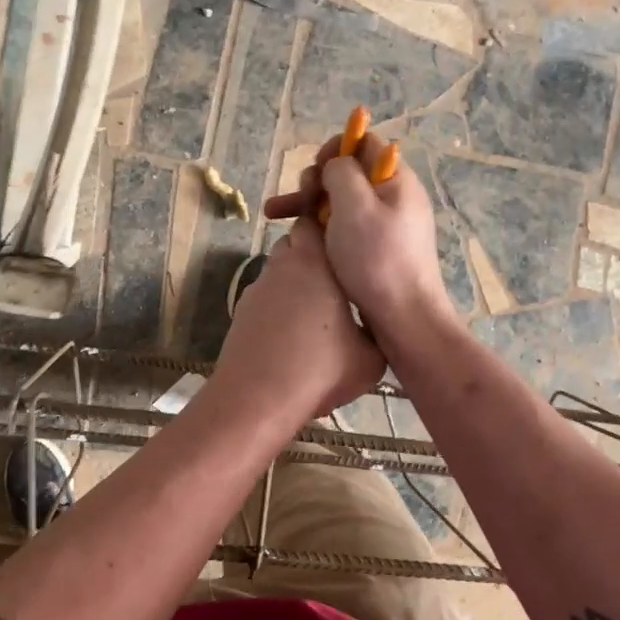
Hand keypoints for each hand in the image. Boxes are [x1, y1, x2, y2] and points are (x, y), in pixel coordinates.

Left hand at [214, 219, 383, 422]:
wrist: (257, 398)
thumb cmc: (320, 370)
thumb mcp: (370, 358)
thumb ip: (376, 330)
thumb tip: (379, 325)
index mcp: (314, 264)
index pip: (314, 222)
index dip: (328, 229)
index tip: (347, 246)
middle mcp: (282, 267)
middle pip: (294, 243)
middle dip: (313, 254)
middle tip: (337, 282)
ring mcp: (257, 289)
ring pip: (278, 270)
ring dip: (295, 282)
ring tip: (317, 313)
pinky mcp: (241, 313)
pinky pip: (265, 298)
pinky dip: (278, 307)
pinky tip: (292, 336)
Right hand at [264, 132, 450, 342]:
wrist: (404, 317)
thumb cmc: (378, 258)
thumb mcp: (354, 206)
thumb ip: (341, 173)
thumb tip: (335, 165)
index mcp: (395, 180)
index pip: (365, 144)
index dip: (335, 149)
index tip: (314, 171)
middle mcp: (393, 198)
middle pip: (348, 174)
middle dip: (316, 180)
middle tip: (298, 200)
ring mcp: (384, 226)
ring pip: (340, 202)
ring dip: (307, 203)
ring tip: (273, 213)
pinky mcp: (374, 250)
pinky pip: (343, 228)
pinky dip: (318, 227)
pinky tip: (294, 236)